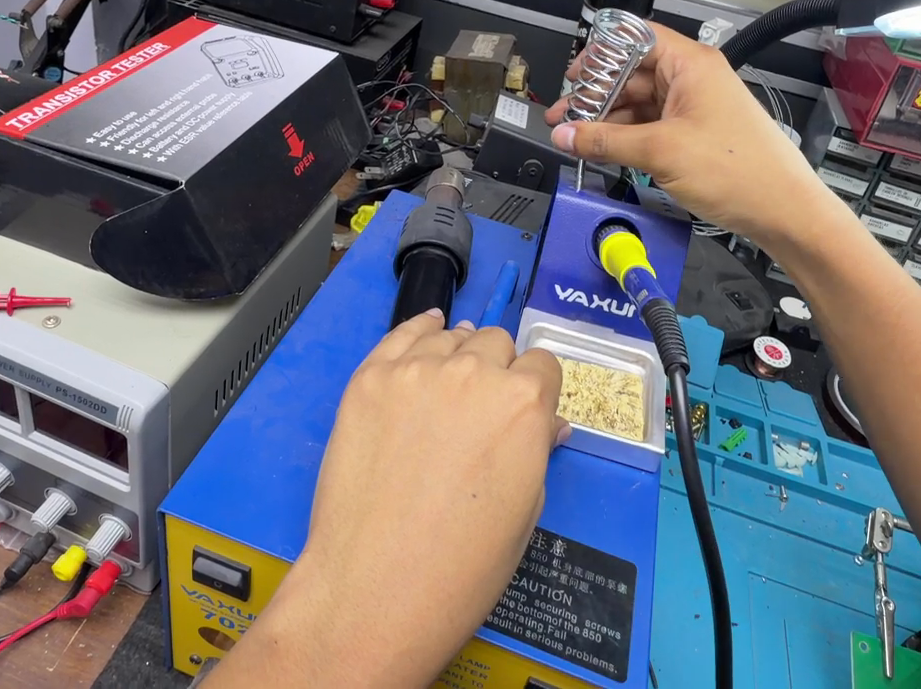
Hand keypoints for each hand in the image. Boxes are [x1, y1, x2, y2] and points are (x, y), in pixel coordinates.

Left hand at [209, 310, 566, 688]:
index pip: (543, 365)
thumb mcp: (525, 510)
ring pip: (452, 336)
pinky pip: (403, 333)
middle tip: (480, 411)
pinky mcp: (372, 377)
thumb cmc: (463, 567)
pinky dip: (421, 330)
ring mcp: (417, 370)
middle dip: (498, 370)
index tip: (524, 410)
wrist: (374, 589)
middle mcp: (474, 372)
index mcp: (524, 403)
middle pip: (497, 342)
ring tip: (448, 386)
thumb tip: (548, 422)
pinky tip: (428, 329)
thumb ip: (537, 448)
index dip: (537, 389)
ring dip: (458, 354)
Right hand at [545, 22, 836, 242]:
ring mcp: (695, 107)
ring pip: (639, 103)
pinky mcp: (695, 133)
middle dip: (596, 94)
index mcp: (691, 65)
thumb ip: (605, 141)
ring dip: (607, 119)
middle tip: (564, 116)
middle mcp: (693, 79)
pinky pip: (651, 125)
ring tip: (576, 138)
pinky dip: (626, 136)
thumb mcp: (659, 152)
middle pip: (632, 73)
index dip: (600, 53)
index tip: (574, 77)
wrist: (782, 211)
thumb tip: (564, 135)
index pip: (636, 38)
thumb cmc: (738, 170)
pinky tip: (604, 149)